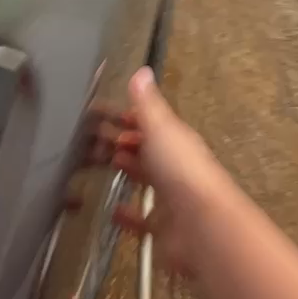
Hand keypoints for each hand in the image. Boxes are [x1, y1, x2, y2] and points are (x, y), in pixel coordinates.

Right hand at [104, 67, 240, 276]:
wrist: (201, 226)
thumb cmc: (181, 170)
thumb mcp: (161, 127)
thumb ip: (147, 103)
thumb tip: (142, 70)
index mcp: (175, 139)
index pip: (151, 122)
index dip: (129, 117)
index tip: (101, 115)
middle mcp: (175, 165)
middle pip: (147, 149)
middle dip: (125, 142)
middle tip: (96, 140)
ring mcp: (170, 197)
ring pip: (145, 178)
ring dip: (127, 170)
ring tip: (101, 166)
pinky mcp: (162, 228)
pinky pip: (141, 218)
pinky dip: (127, 214)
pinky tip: (112, 211)